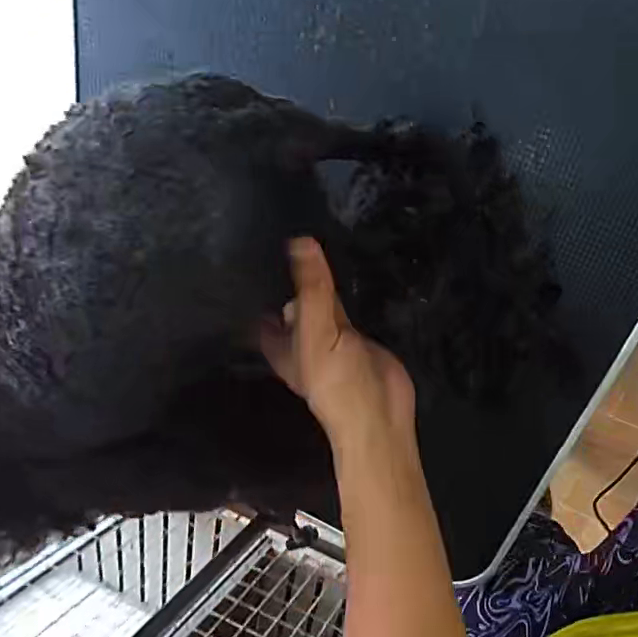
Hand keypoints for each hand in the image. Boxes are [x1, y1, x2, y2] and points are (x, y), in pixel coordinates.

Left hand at [258, 238, 416, 457]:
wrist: (381, 413)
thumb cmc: (337, 381)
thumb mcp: (318, 332)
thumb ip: (312, 289)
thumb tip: (301, 239)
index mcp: (279, 341)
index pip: (262, 302)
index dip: (259, 275)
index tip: (256, 236)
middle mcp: (301, 336)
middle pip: (292, 297)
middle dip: (292, 272)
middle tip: (288, 223)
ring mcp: (331, 335)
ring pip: (321, 299)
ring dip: (321, 278)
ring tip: (318, 233)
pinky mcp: (359, 336)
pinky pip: (348, 306)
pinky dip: (348, 289)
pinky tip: (347, 264)